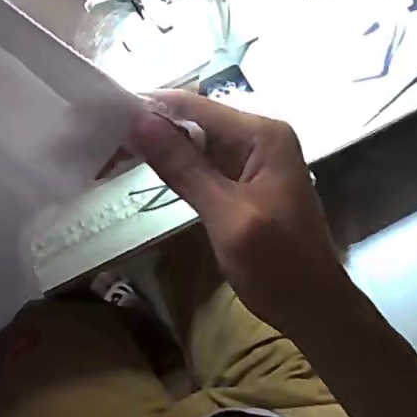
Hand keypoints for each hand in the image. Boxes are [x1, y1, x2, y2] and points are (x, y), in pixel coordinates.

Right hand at [126, 91, 346, 329]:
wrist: (313, 309)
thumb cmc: (278, 265)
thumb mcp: (227, 215)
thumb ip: (184, 168)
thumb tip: (139, 122)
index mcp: (263, 135)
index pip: (196, 107)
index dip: (152, 107)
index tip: (105, 113)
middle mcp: (258, 137)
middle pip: (194, 120)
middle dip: (151, 128)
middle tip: (103, 139)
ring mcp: (250, 160)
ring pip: (194, 142)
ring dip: (158, 148)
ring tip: (112, 151)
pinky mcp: (241, 182)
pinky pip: (202, 164)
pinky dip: (174, 167)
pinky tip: (142, 169)